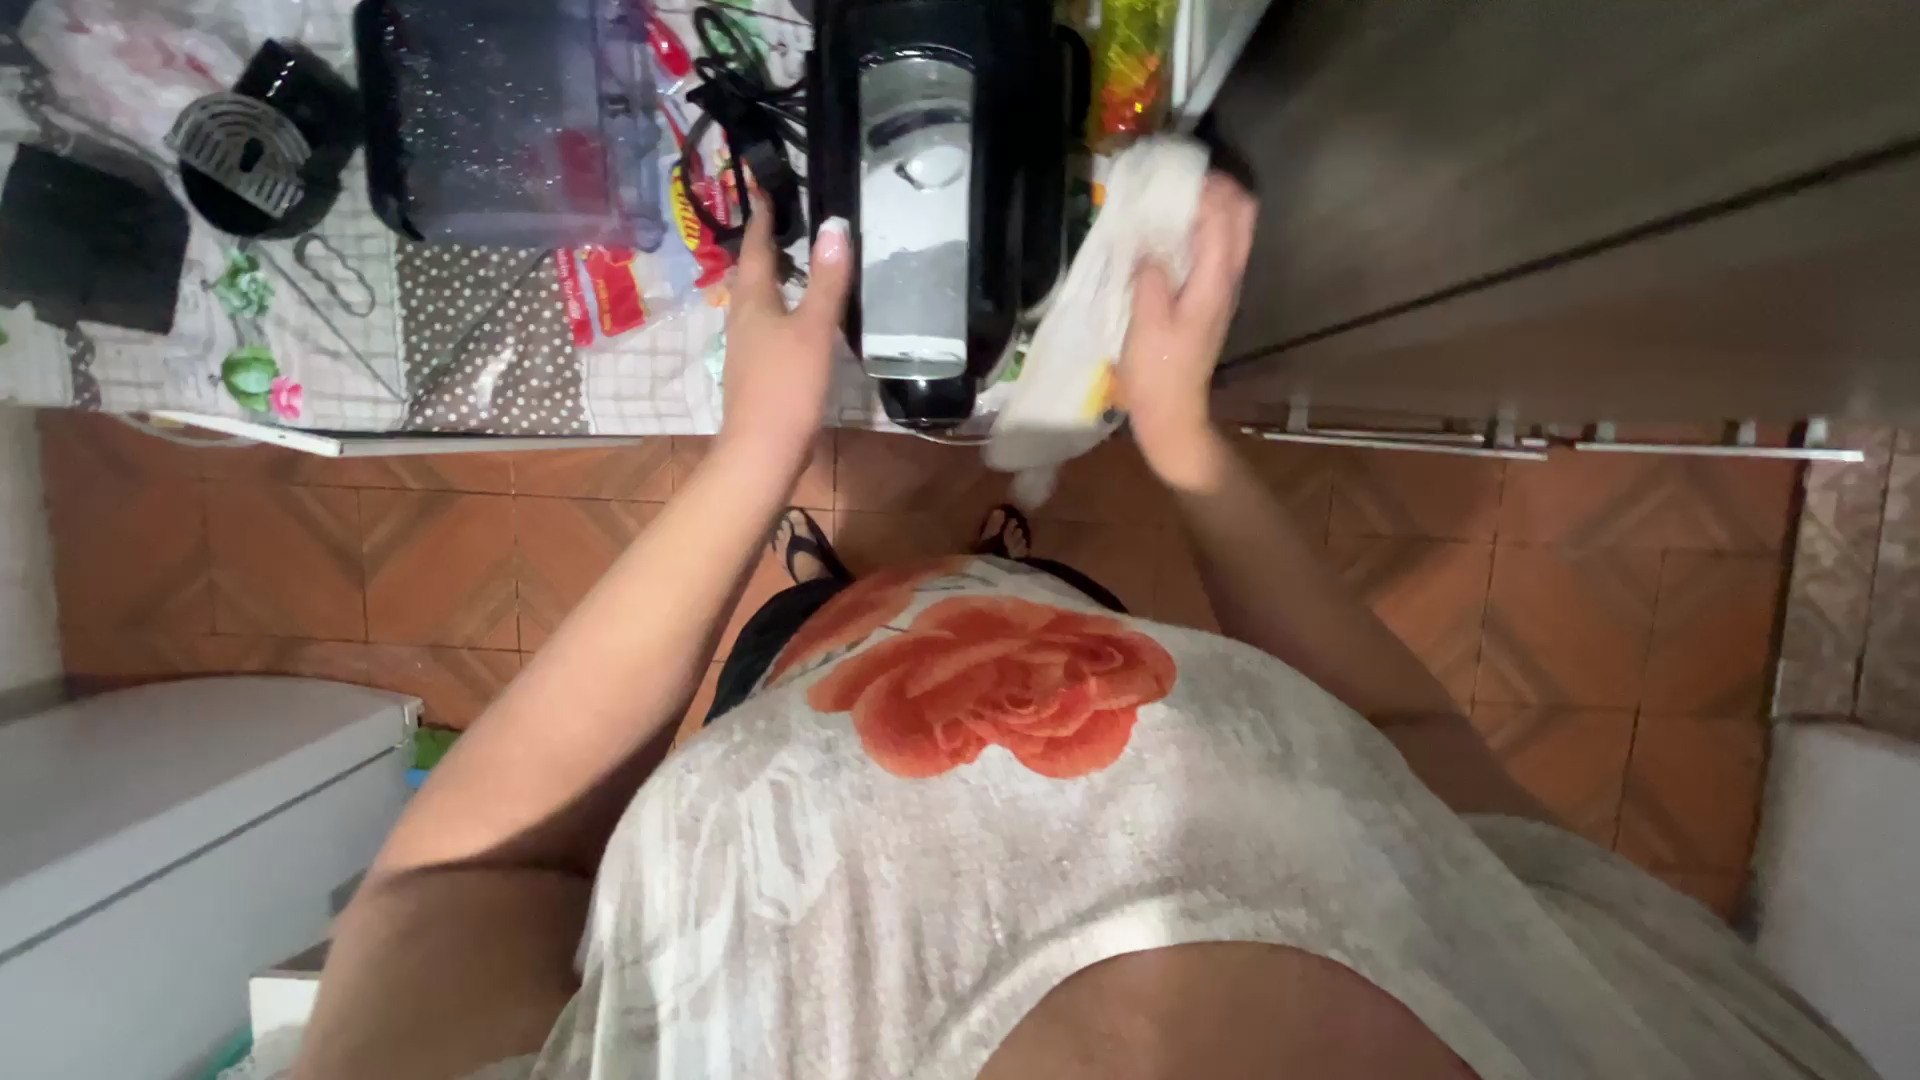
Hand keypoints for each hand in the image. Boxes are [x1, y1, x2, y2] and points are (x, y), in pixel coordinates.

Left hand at [717, 197, 852, 461]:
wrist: (763, 450)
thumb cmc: (786, 386)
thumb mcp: (813, 330)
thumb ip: (827, 281)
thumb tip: (835, 225)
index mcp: (752, 302)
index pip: (755, 248)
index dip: (762, 219)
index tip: (766, 191)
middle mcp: (743, 321)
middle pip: (752, 276)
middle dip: (766, 250)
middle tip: (788, 226)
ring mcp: (747, 350)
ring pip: (759, 305)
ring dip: (775, 283)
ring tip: (798, 268)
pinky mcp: (759, 375)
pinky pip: (769, 331)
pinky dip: (784, 315)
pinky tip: (801, 324)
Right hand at [1118, 174, 1257, 488]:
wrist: (1172, 413)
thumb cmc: (1157, 372)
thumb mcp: (1145, 322)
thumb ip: (1149, 275)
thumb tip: (1148, 243)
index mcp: (1215, 280)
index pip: (1224, 214)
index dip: (1202, 187)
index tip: (1169, 176)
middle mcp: (1229, 279)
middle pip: (1242, 214)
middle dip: (1216, 188)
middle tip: (1178, 182)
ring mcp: (1224, 290)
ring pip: (1234, 230)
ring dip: (1211, 207)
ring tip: (1171, 202)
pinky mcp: (1212, 300)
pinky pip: (1217, 249)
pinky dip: (1201, 231)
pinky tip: (1169, 237)